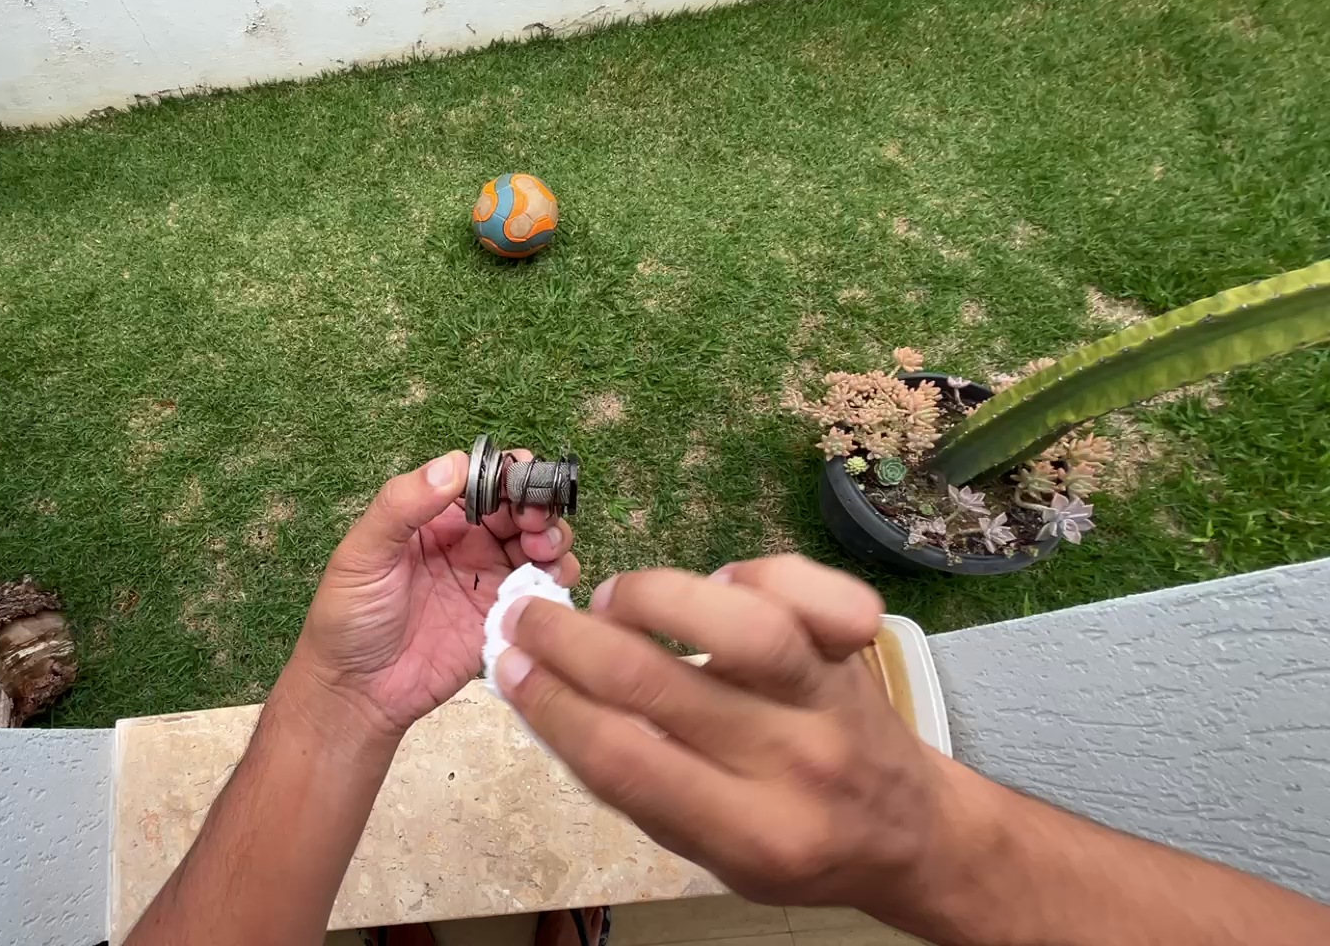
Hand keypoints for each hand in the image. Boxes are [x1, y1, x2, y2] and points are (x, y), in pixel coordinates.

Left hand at [292, 448, 581, 740]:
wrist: (358, 692)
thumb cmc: (349, 615)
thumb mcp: (363, 553)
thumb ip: (402, 505)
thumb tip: (453, 463)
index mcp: (432, 516)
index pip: (479, 479)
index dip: (505, 473)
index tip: (521, 479)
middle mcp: (467, 540)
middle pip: (518, 506)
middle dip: (537, 503)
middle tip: (535, 522)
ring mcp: (489, 577)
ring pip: (539, 542)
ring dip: (553, 536)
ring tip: (543, 550)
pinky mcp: (505, 616)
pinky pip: (542, 588)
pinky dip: (557, 575)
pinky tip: (548, 579)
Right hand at [492, 555, 960, 911]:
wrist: (907, 832)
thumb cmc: (778, 834)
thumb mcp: (700, 842)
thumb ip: (625, 773)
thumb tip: (537, 684)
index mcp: (747, 834)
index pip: (623, 761)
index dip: (550, 704)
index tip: (506, 664)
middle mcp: (794, 767)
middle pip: (660, 686)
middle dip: (566, 640)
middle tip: (523, 615)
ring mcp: (832, 698)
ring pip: (740, 627)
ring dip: (649, 599)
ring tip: (609, 599)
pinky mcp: (852, 647)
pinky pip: (808, 589)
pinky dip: (756, 571)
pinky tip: (716, 582)